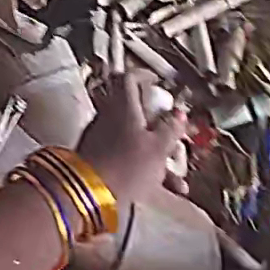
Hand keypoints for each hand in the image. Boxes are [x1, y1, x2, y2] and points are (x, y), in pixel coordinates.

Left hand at [74, 70, 185, 214]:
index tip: (157, 83)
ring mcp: (102, 133)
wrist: (90, 193)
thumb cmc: (127, 166)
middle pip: (133, 107)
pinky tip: (165, 186)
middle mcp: (109, 114)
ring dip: (155, 148)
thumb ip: (170, 129)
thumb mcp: (158, 148)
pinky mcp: (98, 154)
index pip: (129, 77)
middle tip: (174, 131)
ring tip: (176, 172)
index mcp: (123, 105)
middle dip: (157, 120)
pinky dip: (144, 163)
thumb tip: (179, 113)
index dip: (144, 75)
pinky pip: (126, 152)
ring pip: (133, 133)